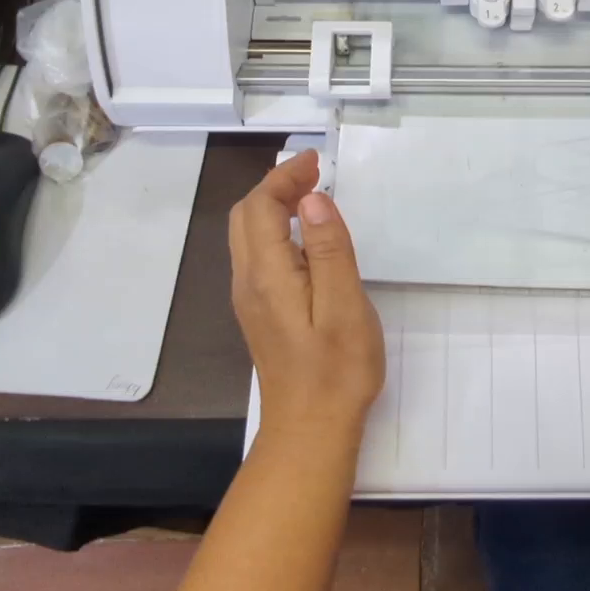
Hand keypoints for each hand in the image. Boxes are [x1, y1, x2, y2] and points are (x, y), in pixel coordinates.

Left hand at [228, 150, 384, 441]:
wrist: (310, 429)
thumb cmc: (336, 369)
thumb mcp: (344, 305)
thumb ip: (329, 249)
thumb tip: (312, 199)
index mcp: (268, 275)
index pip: (260, 208)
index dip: (284, 177)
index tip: (316, 161)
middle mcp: (249, 282)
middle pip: (245, 217)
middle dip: (274, 185)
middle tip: (314, 172)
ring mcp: (250, 299)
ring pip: (247, 236)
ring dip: (272, 206)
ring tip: (311, 195)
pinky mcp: (260, 312)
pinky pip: (257, 255)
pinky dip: (275, 229)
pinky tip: (305, 238)